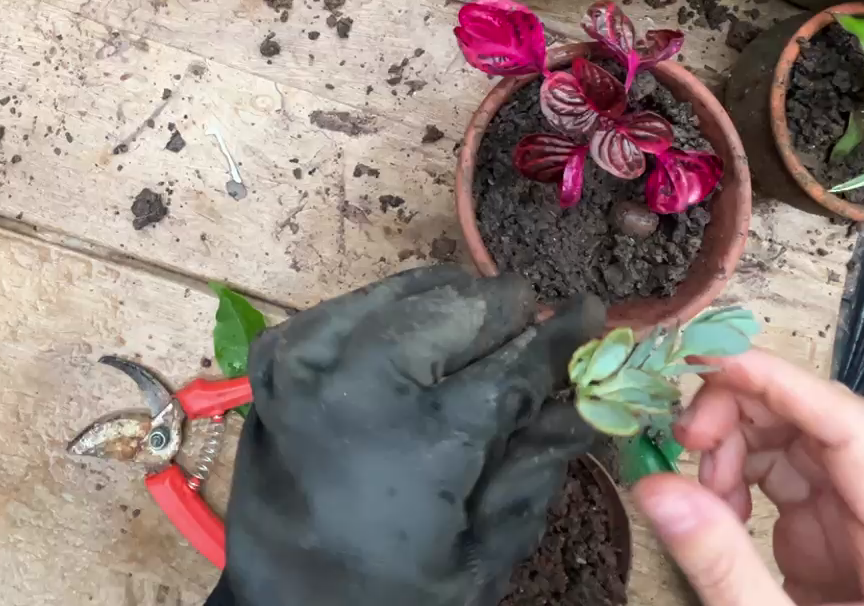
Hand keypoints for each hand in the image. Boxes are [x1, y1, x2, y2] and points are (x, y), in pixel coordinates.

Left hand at [223, 265, 604, 605]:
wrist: (273, 603)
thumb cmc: (387, 593)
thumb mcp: (479, 556)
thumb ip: (535, 466)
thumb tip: (585, 395)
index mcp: (420, 440)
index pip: (513, 364)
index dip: (558, 335)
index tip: (590, 310)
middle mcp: (361, 380)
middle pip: (463, 308)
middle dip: (509, 310)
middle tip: (532, 320)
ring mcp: (311, 354)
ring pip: (413, 288)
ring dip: (458, 300)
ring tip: (482, 324)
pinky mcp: (280, 345)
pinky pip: (363, 299)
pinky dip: (404, 304)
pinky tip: (422, 330)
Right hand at [632, 350, 863, 605]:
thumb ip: (723, 571)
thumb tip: (650, 484)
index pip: (854, 432)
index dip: (781, 381)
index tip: (704, 361)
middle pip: (821, 427)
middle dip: (744, 409)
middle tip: (681, 433)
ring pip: (799, 449)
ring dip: (735, 443)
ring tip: (693, 477)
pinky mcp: (837, 553)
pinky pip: (785, 485)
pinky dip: (737, 478)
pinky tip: (710, 502)